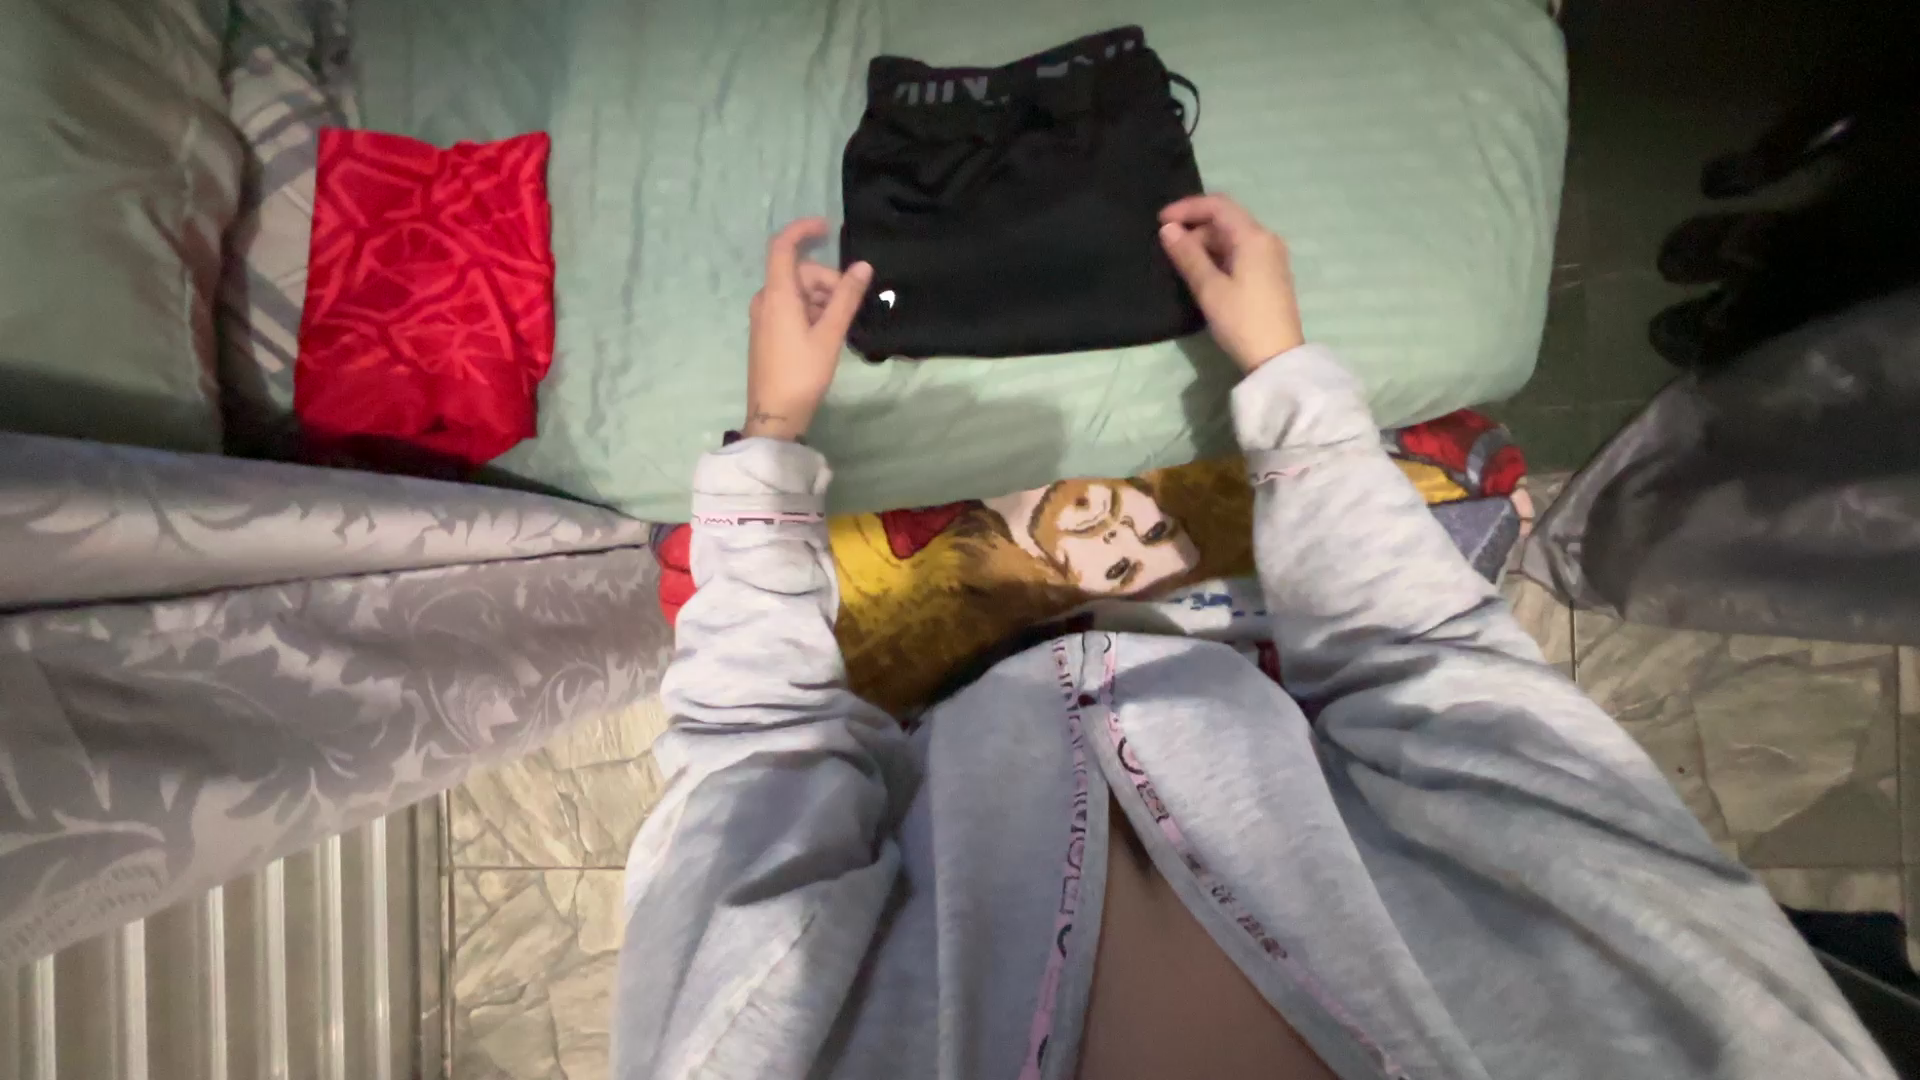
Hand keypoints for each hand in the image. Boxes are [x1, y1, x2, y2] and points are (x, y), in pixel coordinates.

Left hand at [743, 218, 872, 439]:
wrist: (775, 414)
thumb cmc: (803, 373)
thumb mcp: (830, 335)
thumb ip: (846, 298)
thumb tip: (863, 267)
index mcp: (777, 294)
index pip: (784, 246)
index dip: (805, 230)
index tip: (829, 228)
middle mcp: (765, 299)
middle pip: (799, 273)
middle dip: (827, 281)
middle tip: (851, 306)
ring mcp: (764, 317)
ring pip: (797, 293)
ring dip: (822, 299)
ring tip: (842, 326)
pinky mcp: (767, 333)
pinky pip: (791, 309)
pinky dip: (812, 312)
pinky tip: (828, 333)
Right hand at [1158, 195, 1304, 373]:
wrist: (1276, 356)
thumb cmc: (1241, 321)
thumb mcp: (1210, 289)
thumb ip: (1188, 256)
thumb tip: (1168, 230)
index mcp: (1253, 237)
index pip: (1218, 206)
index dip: (1187, 208)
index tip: (1160, 221)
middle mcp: (1266, 239)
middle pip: (1226, 220)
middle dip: (1195, 228)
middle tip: (1168, 249)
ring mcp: (1270, 256)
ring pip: (1232, 237)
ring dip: (1205, 243)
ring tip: (1181, 263)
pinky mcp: (1269, 273)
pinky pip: (1240, 252)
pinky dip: (1218, 255)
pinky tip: (1203, 273)